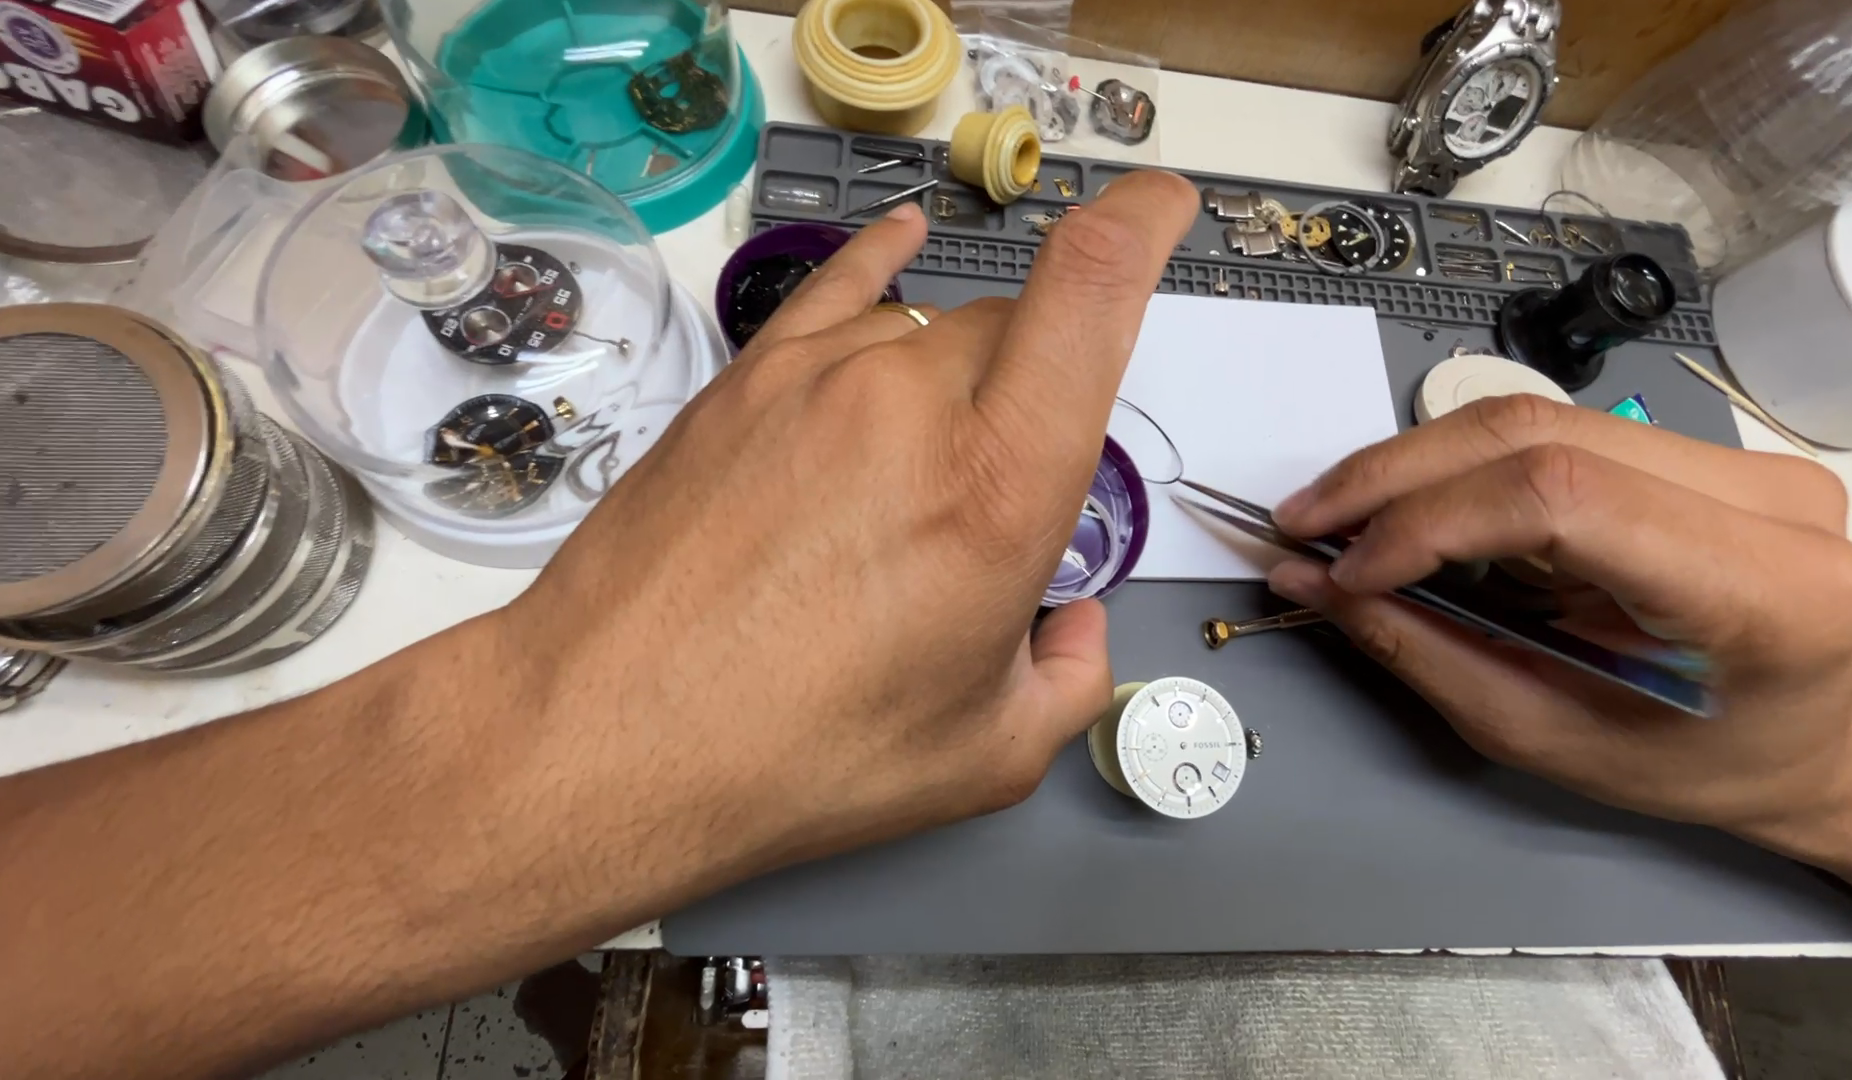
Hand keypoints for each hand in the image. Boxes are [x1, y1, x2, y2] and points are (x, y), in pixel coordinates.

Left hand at [509, 174, 1198, 911]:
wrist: (609, 738)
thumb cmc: (802, 758)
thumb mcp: (988, 755)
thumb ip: (1073, 677)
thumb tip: (1073, 625)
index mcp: (1000, 487)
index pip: (1092, 291)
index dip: (1145, 223)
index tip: (1168, 206)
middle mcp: (913, 402)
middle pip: (1014, 331)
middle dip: (1035, 391)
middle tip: (994, 491)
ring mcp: (818, 377)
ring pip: (932, 328)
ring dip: (957, 383)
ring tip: (911, 480)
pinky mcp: (745, 382)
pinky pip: (838, 293)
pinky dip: (883, 271)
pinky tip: (899, 249)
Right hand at [1265, 395, 1851, 840]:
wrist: (1790, 740)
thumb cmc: (1675, 761)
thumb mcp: (1529, 727)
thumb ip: (1412, 643)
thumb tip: (1305, 578)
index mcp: (1756, 587)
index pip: (1556, 497)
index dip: (1424, 522)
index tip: (1343, 571)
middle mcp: (1756, 494)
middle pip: (1524, 434)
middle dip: (1387, 477)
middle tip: (1302, 523)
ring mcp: (1720, 458)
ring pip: (1515, 419)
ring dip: (1399, 466)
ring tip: (1331, 515)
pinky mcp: (1672, 451)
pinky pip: (1525, 435)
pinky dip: (1435, 468)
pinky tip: (1389, 506)